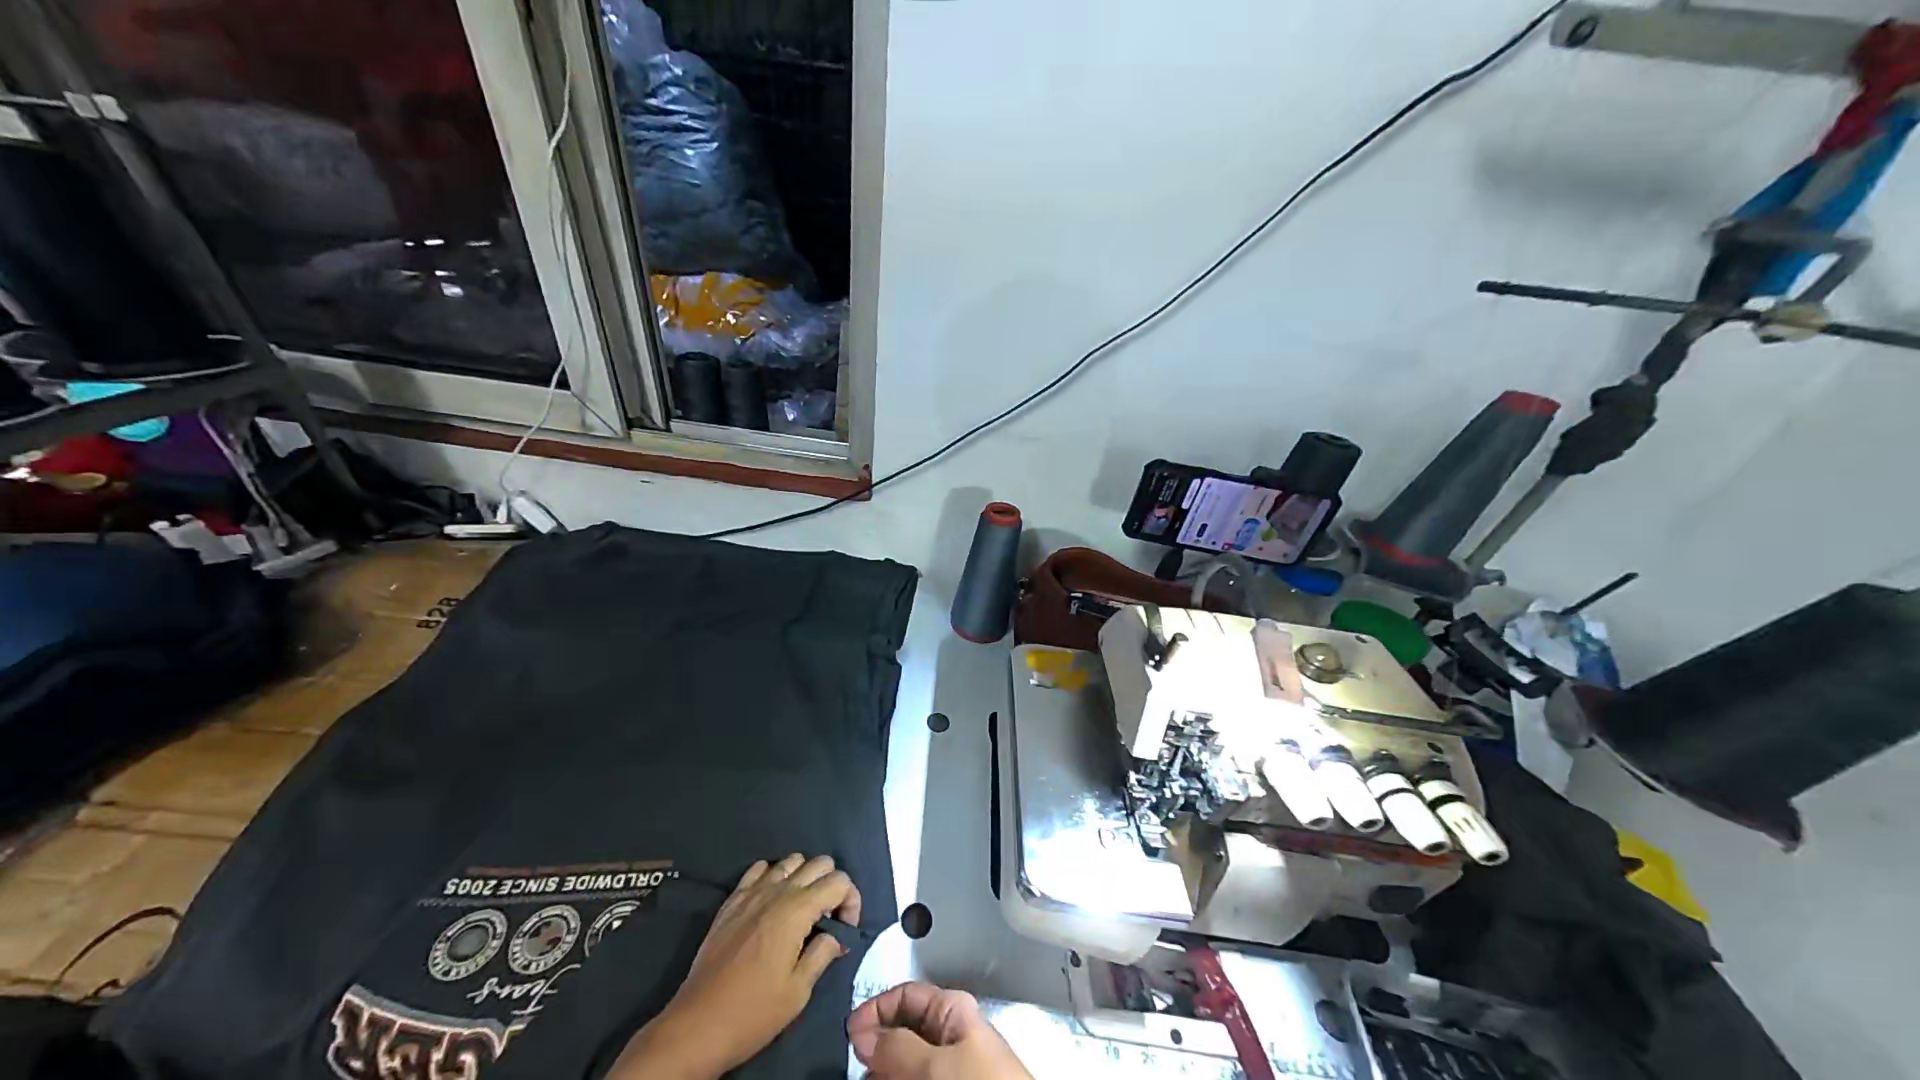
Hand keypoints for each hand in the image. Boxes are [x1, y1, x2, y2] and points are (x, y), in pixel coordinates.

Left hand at [609, 854, 860, 1079]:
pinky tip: (772, 902)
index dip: (851, 901)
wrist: (698, 1025)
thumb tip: (836, 935)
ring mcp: (751, 893)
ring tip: (803, 909)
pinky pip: (759, 869)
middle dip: (832, 885)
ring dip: (804, 877)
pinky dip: (773, 877)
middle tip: (828, 918)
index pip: (839, 880)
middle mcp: (776, 891)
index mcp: (797, 910)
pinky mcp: (731, 901)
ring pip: (790, 860)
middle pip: (818, 863)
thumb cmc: (753, 1011)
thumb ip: (824, 952)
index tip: (845, 930)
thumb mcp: (799, 990)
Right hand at [848, 982, 1032, 1079]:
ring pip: (906, 1065)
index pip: (905, 995)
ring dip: (885, 1074)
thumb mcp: (937, 1065)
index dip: (875, 1010)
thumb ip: (897, 1047)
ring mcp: (951, 1068)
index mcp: (952, 1011)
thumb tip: (862, 1033)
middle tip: (857, 1072)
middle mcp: (950, 1035)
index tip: (848, 1035)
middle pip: (902, 1032)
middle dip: (877, 1051)